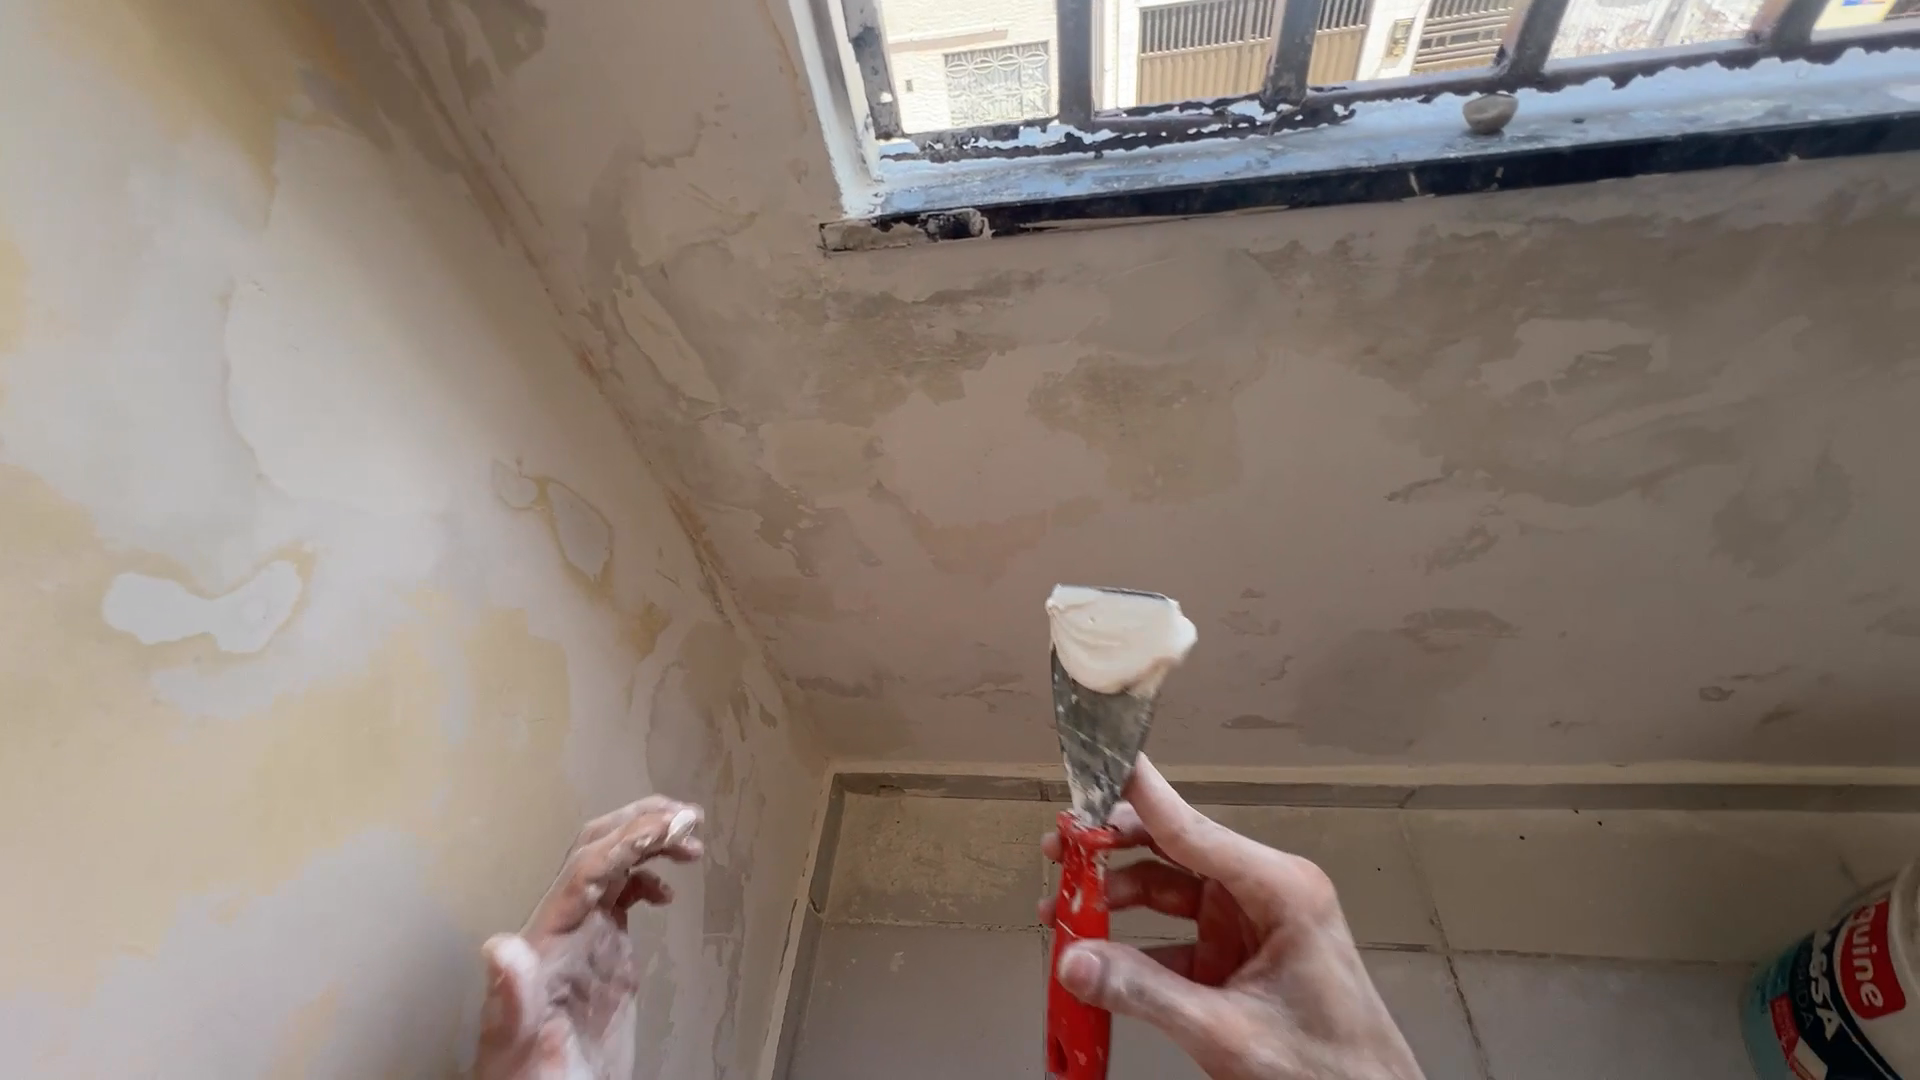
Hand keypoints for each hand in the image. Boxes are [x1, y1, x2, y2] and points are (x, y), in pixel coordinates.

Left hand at [475, 796, 703, 1079]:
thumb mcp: (518, 1054)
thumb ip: (511, 1002)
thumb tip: (499, 946)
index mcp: (545, 939)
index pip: (588, 866)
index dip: (631, 838)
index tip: (676, 824)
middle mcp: (562, 924)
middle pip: (597, 847)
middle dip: (641, 821)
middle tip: (688, 818)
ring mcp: (583, 933)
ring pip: (613, 861)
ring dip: (650, 840)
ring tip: (691, 843)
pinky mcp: (602, 947)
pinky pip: (623, 891)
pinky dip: (650, 876)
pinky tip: (669, 893)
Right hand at [1040, 757, 1421, 1079]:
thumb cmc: (1325, 1072)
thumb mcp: (1229, 1034)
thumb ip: (1146, 994)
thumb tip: (1070, 961)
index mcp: (1277, 888)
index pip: (1191, 827)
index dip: (1140, 792)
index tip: (1100, 755)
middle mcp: (1258, 888)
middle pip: (1170, 849)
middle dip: (1109, 848)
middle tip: (1058, 851)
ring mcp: (1243, 918)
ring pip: (1162, 886)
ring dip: (1111, 895)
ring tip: (1059, 908)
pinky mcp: (1230, 949)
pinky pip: (1168, 931)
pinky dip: (1129, 941)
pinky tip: (1092, 953)